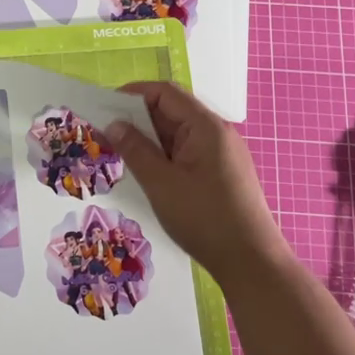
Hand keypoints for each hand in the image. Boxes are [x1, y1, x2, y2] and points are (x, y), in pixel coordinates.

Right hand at [105, 82, 285, 269]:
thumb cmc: (204, 218)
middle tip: (106, 134)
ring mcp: (221, 154)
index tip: (104, 108)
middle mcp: (216, 133)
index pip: (165, 93)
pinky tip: (147, 173)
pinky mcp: (221, 173)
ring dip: (149, 139)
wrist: (251, 261)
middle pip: (172, 111)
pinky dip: (163, 155)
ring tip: (121, 154)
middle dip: (137, 118)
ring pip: (178, 134)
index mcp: (205, 127)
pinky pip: (186, 152)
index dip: (133, 94)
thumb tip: (114, 124)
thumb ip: (135, 149)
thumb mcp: (161, 183)